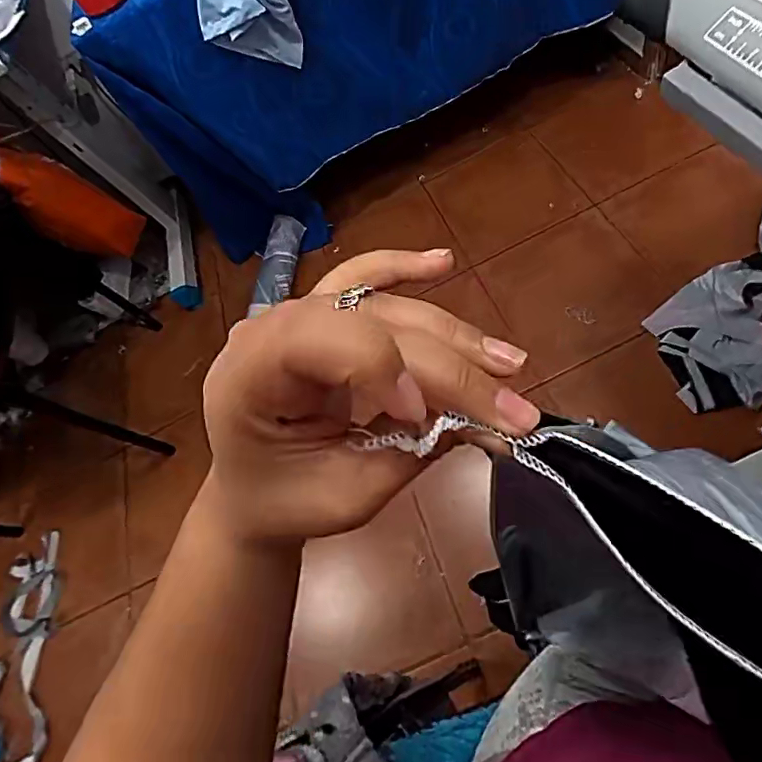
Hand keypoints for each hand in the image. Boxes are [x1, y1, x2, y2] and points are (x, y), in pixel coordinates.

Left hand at [197, 249, 538, 547]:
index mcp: (252, 370)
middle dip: (449, 366)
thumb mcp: (344, 495)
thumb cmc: (284, 500)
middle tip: (512, 409)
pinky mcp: (324, 312)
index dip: (385, 368)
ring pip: (386, 305)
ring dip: (451, 333)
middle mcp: (273, 326)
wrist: (249, 491)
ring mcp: (299, 313)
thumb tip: (480, 419)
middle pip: (375, 323)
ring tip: (507, 363)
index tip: (423, 417)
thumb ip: (409, 453)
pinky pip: (364, 279)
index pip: (328, 338)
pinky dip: (405, 270)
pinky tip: (442, 261)